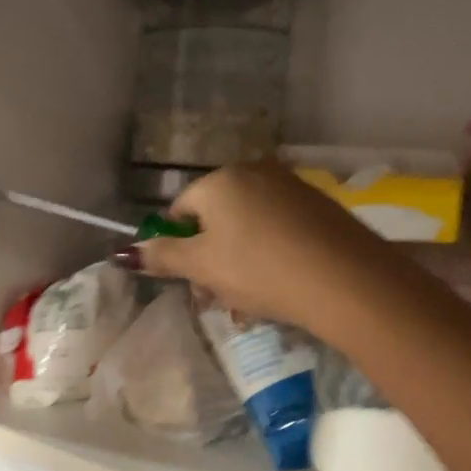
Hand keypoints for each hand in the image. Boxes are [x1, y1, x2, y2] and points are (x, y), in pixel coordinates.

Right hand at [131, 163, 392, 329]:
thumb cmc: (260, 270)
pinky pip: (280, 228)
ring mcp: (292, 187)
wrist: (349, 282)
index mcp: (219, 180)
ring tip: (250, 298)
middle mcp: (254, 172)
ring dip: (240, 259)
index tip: (193, 280)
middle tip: (218, 296)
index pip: (180, 211)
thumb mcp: (202, 267)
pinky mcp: (322, 207)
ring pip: (248, 225)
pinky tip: (281, 284)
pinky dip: (272, 252)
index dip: (179, 247)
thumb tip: (121, 253)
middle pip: (216, 217)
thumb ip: (161, 257)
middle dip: (210, 256)